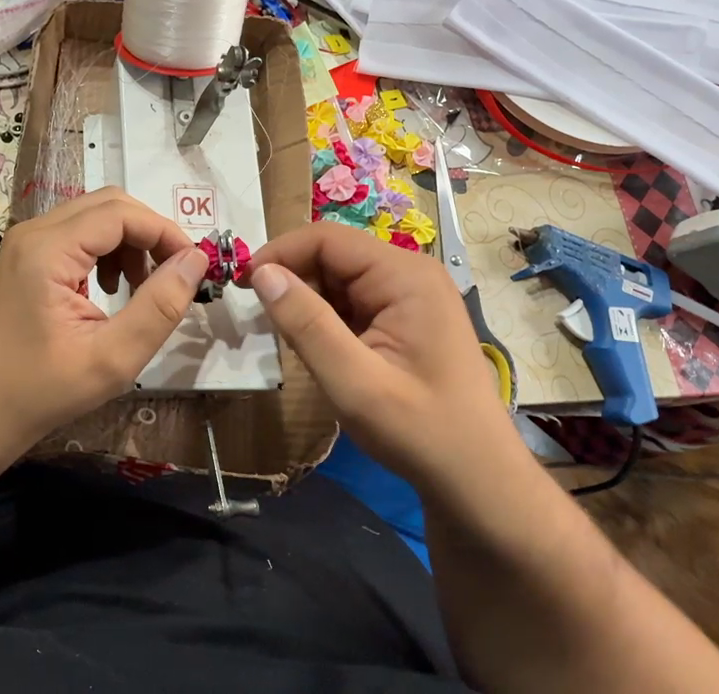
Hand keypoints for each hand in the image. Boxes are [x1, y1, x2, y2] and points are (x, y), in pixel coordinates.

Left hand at [0, 187, 207, 457]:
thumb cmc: (44, 390)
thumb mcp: (113, 357)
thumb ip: (158, 306)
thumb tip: (196, 260)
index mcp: (46, 250)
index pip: (119, 213)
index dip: (163, 231)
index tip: (194, 266)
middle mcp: (33, 232)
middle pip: (108, 205)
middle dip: (149, 233)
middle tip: (174, 276)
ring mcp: (26, 241)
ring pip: (95, 216)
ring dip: (130, 243)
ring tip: (143, 290)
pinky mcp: (27, 255)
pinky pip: (78, 234)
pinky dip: (108, 252)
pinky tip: (114, 290)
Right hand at [246, 224, 527, 497]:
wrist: (477, 480)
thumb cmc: (419, 430)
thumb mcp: (353, 382)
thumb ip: (306, 324)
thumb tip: (261, 273)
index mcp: (405, 276)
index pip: (326, 238)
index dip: (279, 253)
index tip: (242, 285)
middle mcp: (410, 274)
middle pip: (331, 254)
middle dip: (291, 279)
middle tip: (260, 318)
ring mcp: (410, 296)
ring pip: (337, 278)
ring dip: (306, 302)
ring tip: (289, 340)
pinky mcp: (404, 318)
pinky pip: (351, 301)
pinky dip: (324, 318)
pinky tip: (318, 350)